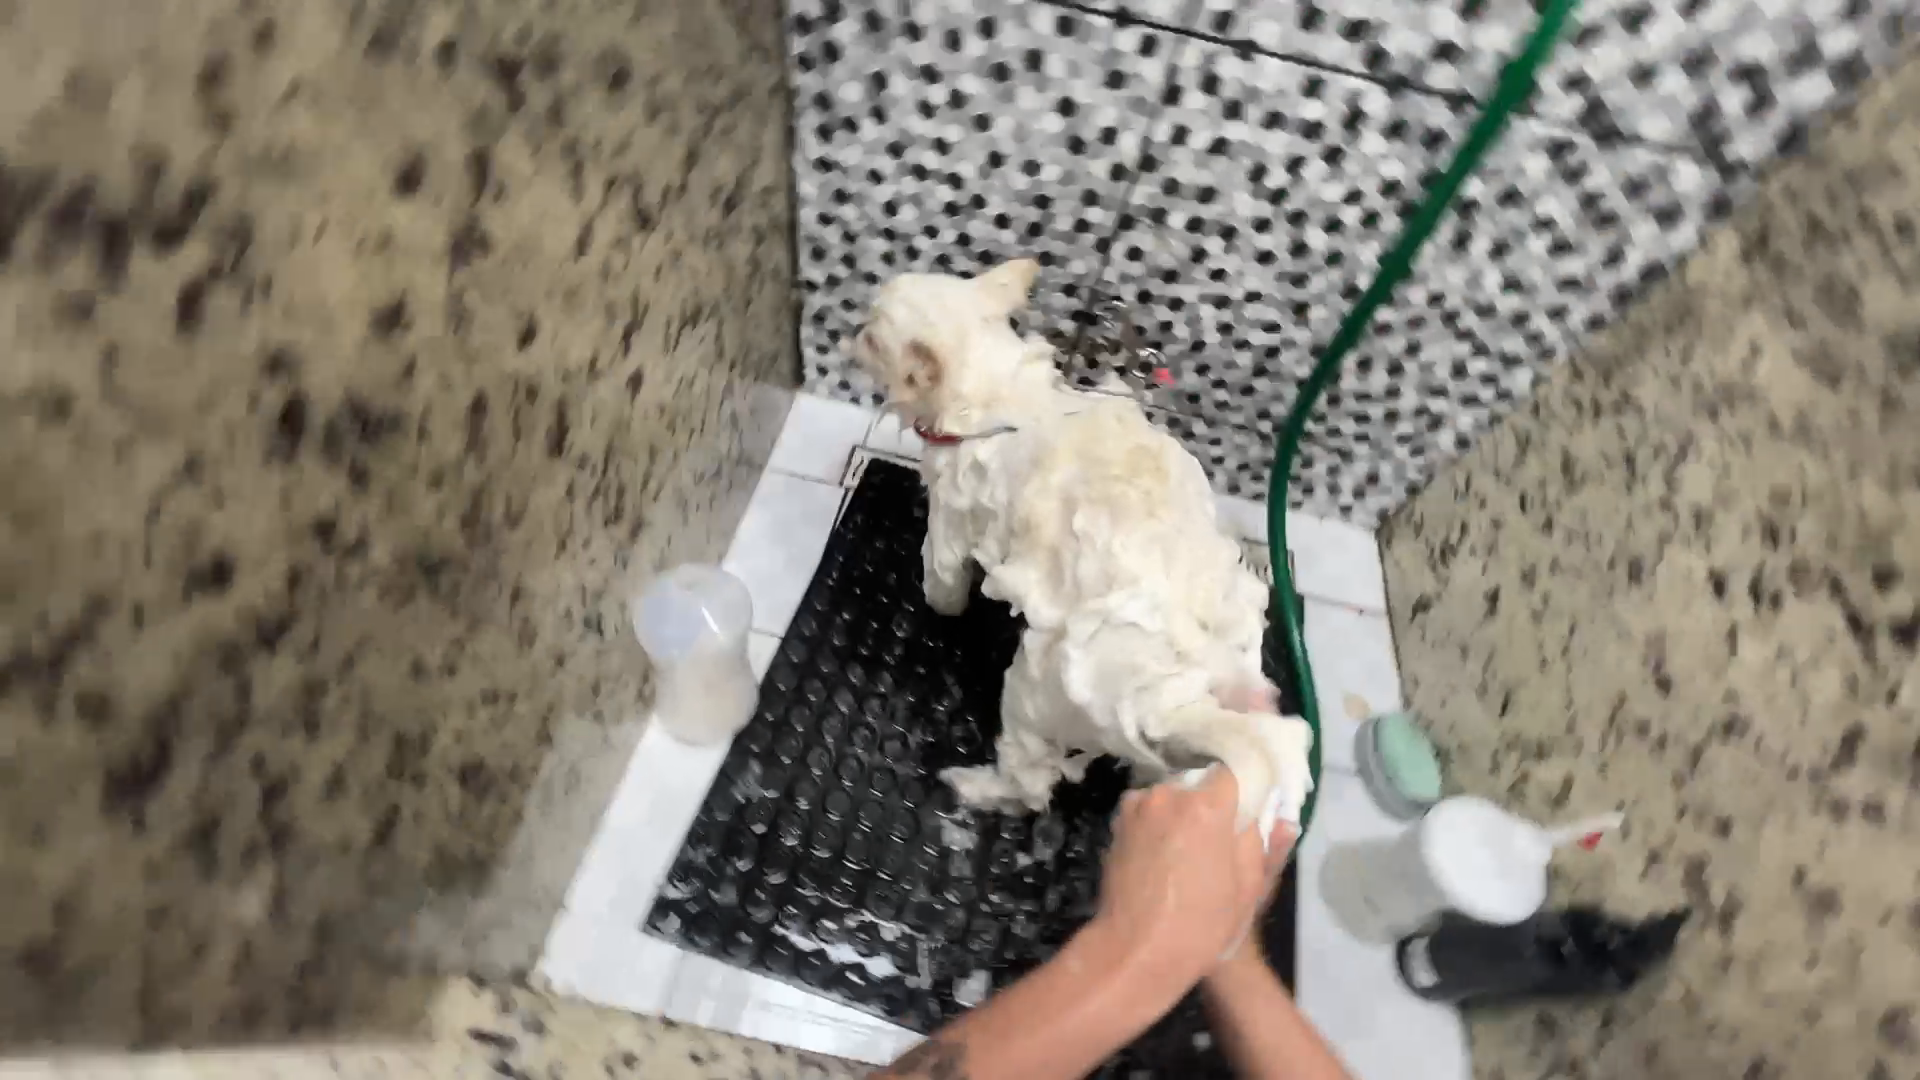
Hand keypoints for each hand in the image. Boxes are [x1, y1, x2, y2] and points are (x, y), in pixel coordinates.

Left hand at [1089, 768, 1286, 993]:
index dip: (1237, 795)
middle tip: (1213, 842)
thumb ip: (1257, 840)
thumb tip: (1263, 813)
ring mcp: (1138, 804)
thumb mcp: (1246, 887)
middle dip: (1206, 806)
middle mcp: (1168, 794)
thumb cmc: (1201, 924)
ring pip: (1169, 797)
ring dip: (1178, 813)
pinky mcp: (1117, 819)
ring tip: (1182, 853)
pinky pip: (1146, 809)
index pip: (1229, 776)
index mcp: (1206, 807)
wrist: (1137, 947)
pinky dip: (1154, 822)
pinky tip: (1156, 854)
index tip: (1241, 814)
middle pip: (1196, 786)